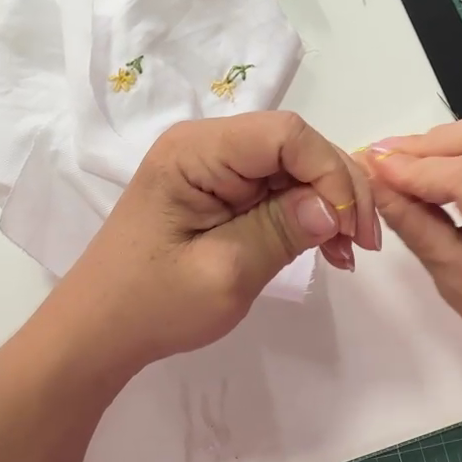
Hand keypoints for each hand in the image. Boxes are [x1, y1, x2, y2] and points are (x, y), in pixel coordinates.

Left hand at [56, 111, 382, 370]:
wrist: (98, 328)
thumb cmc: (151, 304)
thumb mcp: (223, 273)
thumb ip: (280, 231)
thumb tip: (333, 207)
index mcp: (196, 149)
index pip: (284, 132)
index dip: (328, 171)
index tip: (351, 229)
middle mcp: (204, 143)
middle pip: (292, 142)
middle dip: (335, 186)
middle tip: (362, 244)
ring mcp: (211, 164)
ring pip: (290, 163)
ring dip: (326, 201)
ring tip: (347, 253)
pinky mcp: (218, 187)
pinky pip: (274, 185)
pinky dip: (305, 212)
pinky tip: (325, 246)